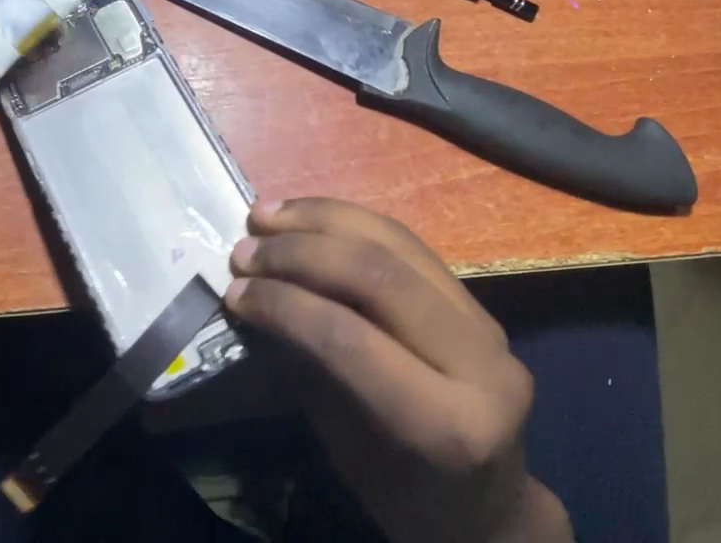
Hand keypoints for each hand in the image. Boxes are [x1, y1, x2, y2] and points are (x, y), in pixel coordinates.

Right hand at [225, 199, 570, 542]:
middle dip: (299, 253)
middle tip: (244, 252)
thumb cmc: (401, 492)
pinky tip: (304, 217)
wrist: (485, 504)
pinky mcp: (476, 299)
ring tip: (264, 217)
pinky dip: (346, 221)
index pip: (351, 340)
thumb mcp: (342, 445)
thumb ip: (305, 365)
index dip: (285, 306)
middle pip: (379, 277)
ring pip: (395, 243)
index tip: (234, 292)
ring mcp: (486, 323)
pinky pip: (406, 243)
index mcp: (447, 425)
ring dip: (320, 221)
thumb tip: (251, 298)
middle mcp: (480, 364)